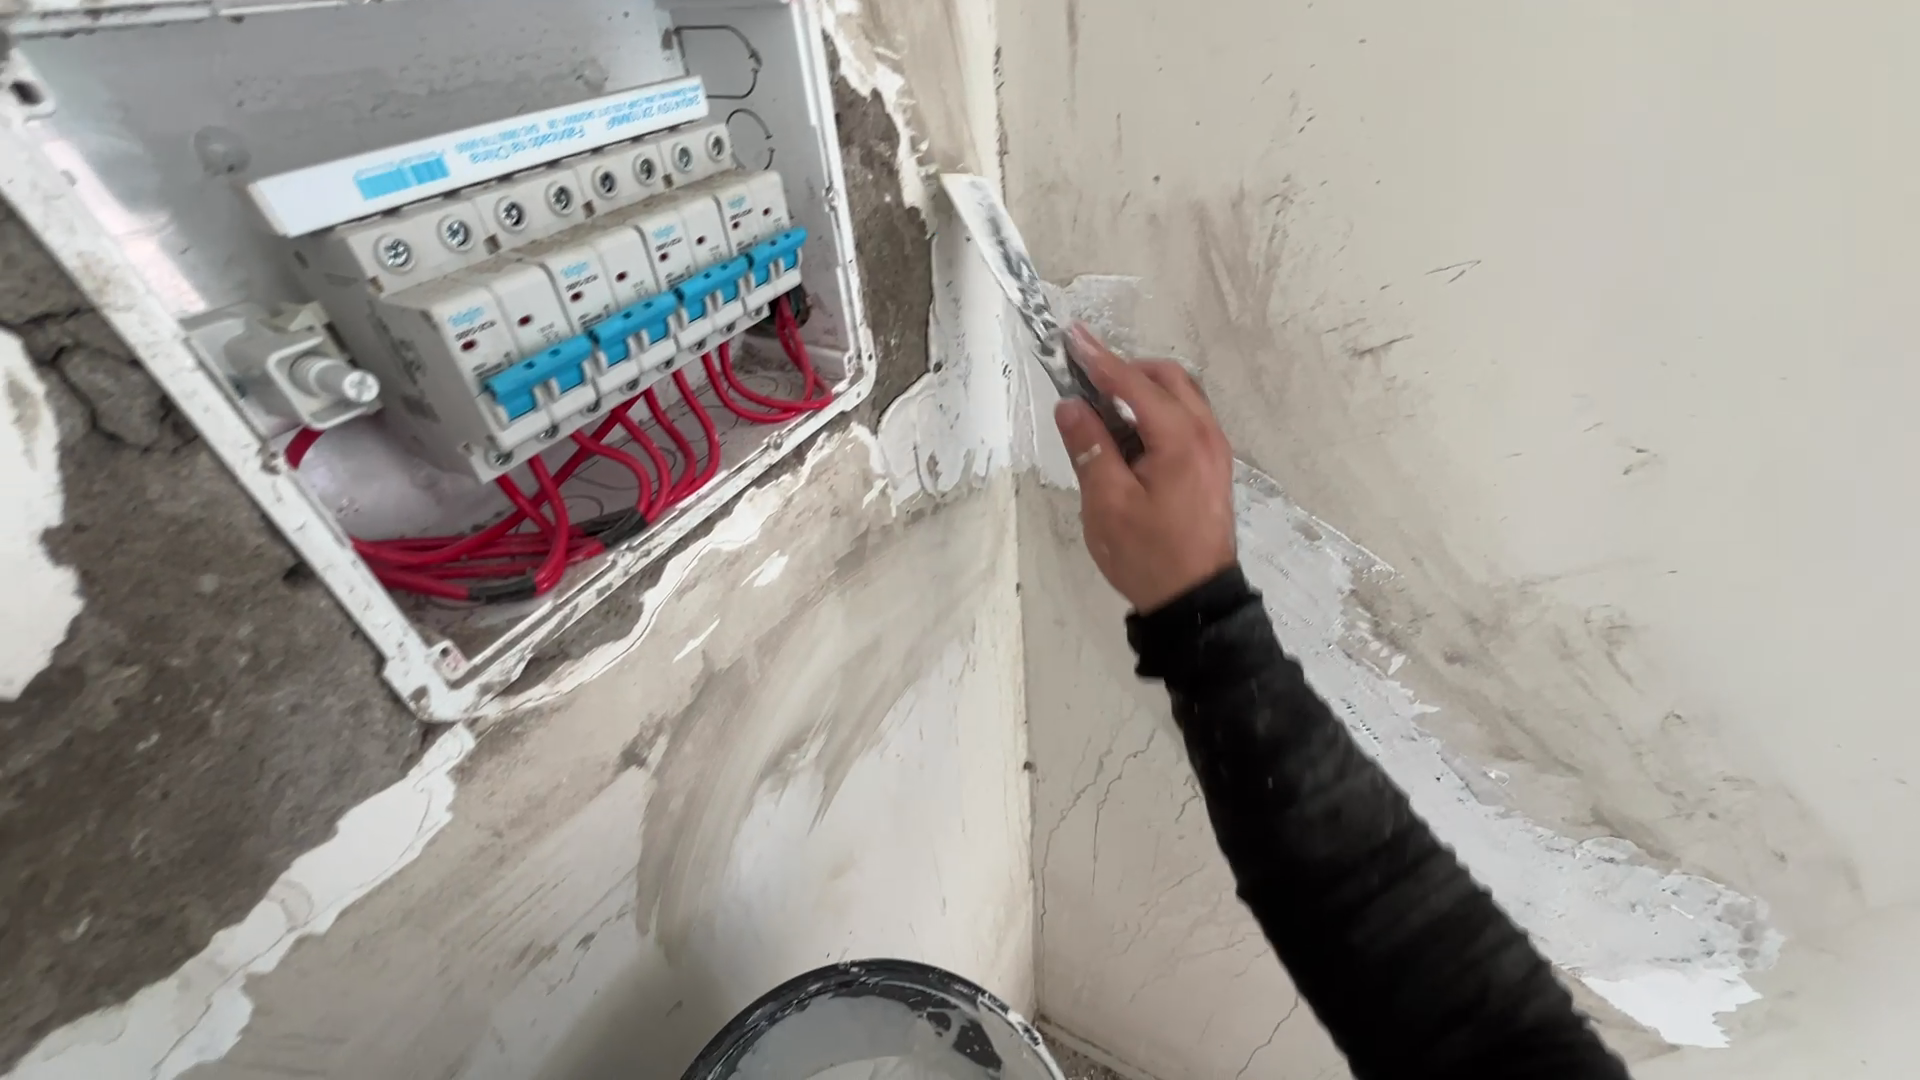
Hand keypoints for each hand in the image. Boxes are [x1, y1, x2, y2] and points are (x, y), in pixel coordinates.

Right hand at [1053, 324, 1236, 613]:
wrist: (1194, 601)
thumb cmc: (1147, 555)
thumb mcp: (1107, 504)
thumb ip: (1089, 448)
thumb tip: (1071, 405)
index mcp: (1180, 439)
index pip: (1133, 384)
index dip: (1098, 359)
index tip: (1071, 336)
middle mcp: (1205, 434)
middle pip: (1165, 379)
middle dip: (1124, 370)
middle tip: (1085, 379)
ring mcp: (1214, 449)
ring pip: (1180, 396)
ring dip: (1142, 390)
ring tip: (1103, 409)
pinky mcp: (1212, 466)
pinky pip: (1186, 419)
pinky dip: (1156, 412)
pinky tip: (1130, 435)